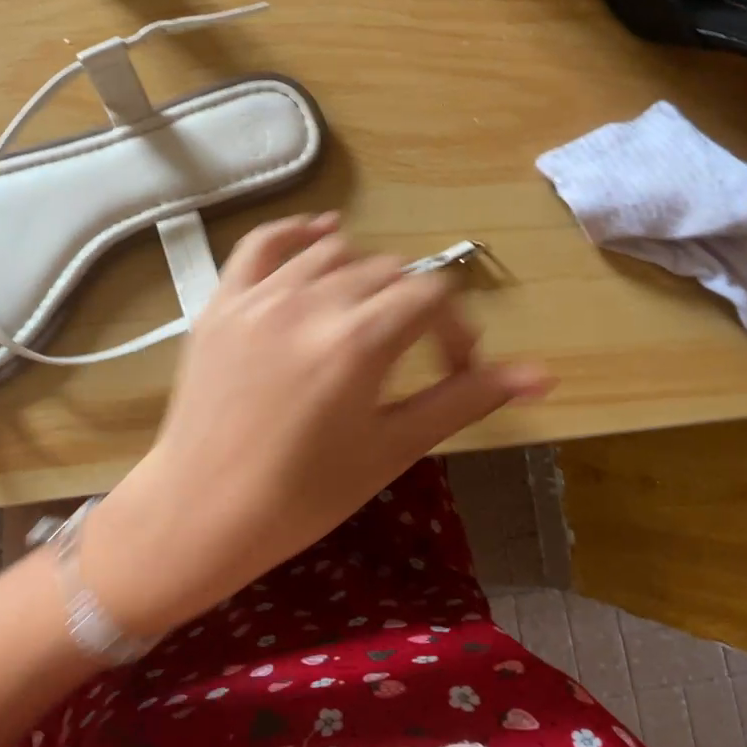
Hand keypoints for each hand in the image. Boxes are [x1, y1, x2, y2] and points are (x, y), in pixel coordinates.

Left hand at [80, 214, 551, 634]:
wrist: (203, 512)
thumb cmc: (304, 496)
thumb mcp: (393, 448)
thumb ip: (464, 399)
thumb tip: (543, 373)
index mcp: (358, 340)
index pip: (432, 297)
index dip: (456, 329)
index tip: (455, 368)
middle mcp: (310, 302)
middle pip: (387, 272)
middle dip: (414, 306)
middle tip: (412, 354)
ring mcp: (259, 296)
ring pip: (333, 253)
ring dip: (364, 277)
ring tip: (367, 319)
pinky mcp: (222, 301)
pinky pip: (262, 244)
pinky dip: (296, 234)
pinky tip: (321, 237)